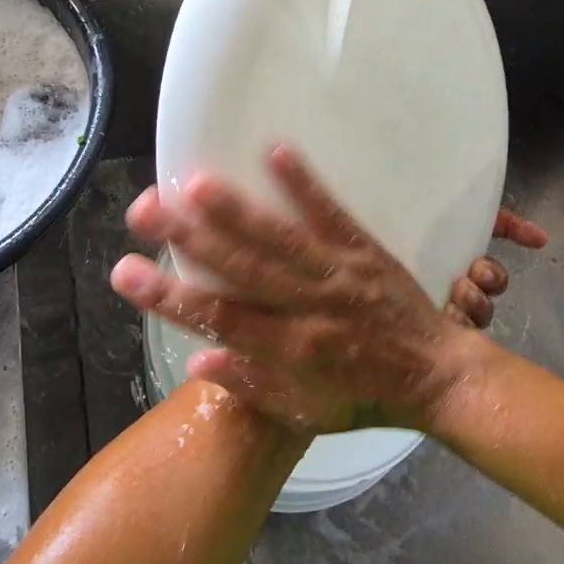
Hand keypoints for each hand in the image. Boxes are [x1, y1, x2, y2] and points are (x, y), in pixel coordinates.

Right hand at [110, 145, 547, 434]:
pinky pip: (333, 213)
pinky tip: (277, 151)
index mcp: (290, 352)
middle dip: (188, 239)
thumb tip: (194, 361)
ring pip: (281, 239)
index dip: (168, 296)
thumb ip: (249, 385)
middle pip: (241, 270)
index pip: (219, 319)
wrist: (438, 378)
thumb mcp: (304, 411)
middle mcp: (310, 310)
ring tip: (197, 181)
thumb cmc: (364, 397)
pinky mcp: (365, 250)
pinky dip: (305, 185)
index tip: (125, 272)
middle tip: (144, 209)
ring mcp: (339, 275)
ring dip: (238, 210)